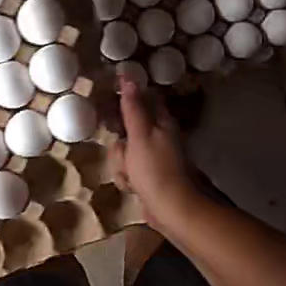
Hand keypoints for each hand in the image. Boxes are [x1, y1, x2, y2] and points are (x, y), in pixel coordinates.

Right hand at [109, 75, 200, 228]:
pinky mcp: (149, 179)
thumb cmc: (156, 170)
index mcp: (161, 122)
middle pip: (126, 132)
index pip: (141, 101)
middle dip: (120, 146)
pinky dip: (128, 181)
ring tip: (131, 177)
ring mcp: (154, 159)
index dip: (124, 102)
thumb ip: (133, 108)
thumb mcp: (140, 135)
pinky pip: (128, 173)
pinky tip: (133, 189)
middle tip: (125, 157)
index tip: (111, 113)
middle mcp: (159, 137)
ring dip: (122, 167)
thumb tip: (129, 76)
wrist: (174, 210)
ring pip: (124, 155)